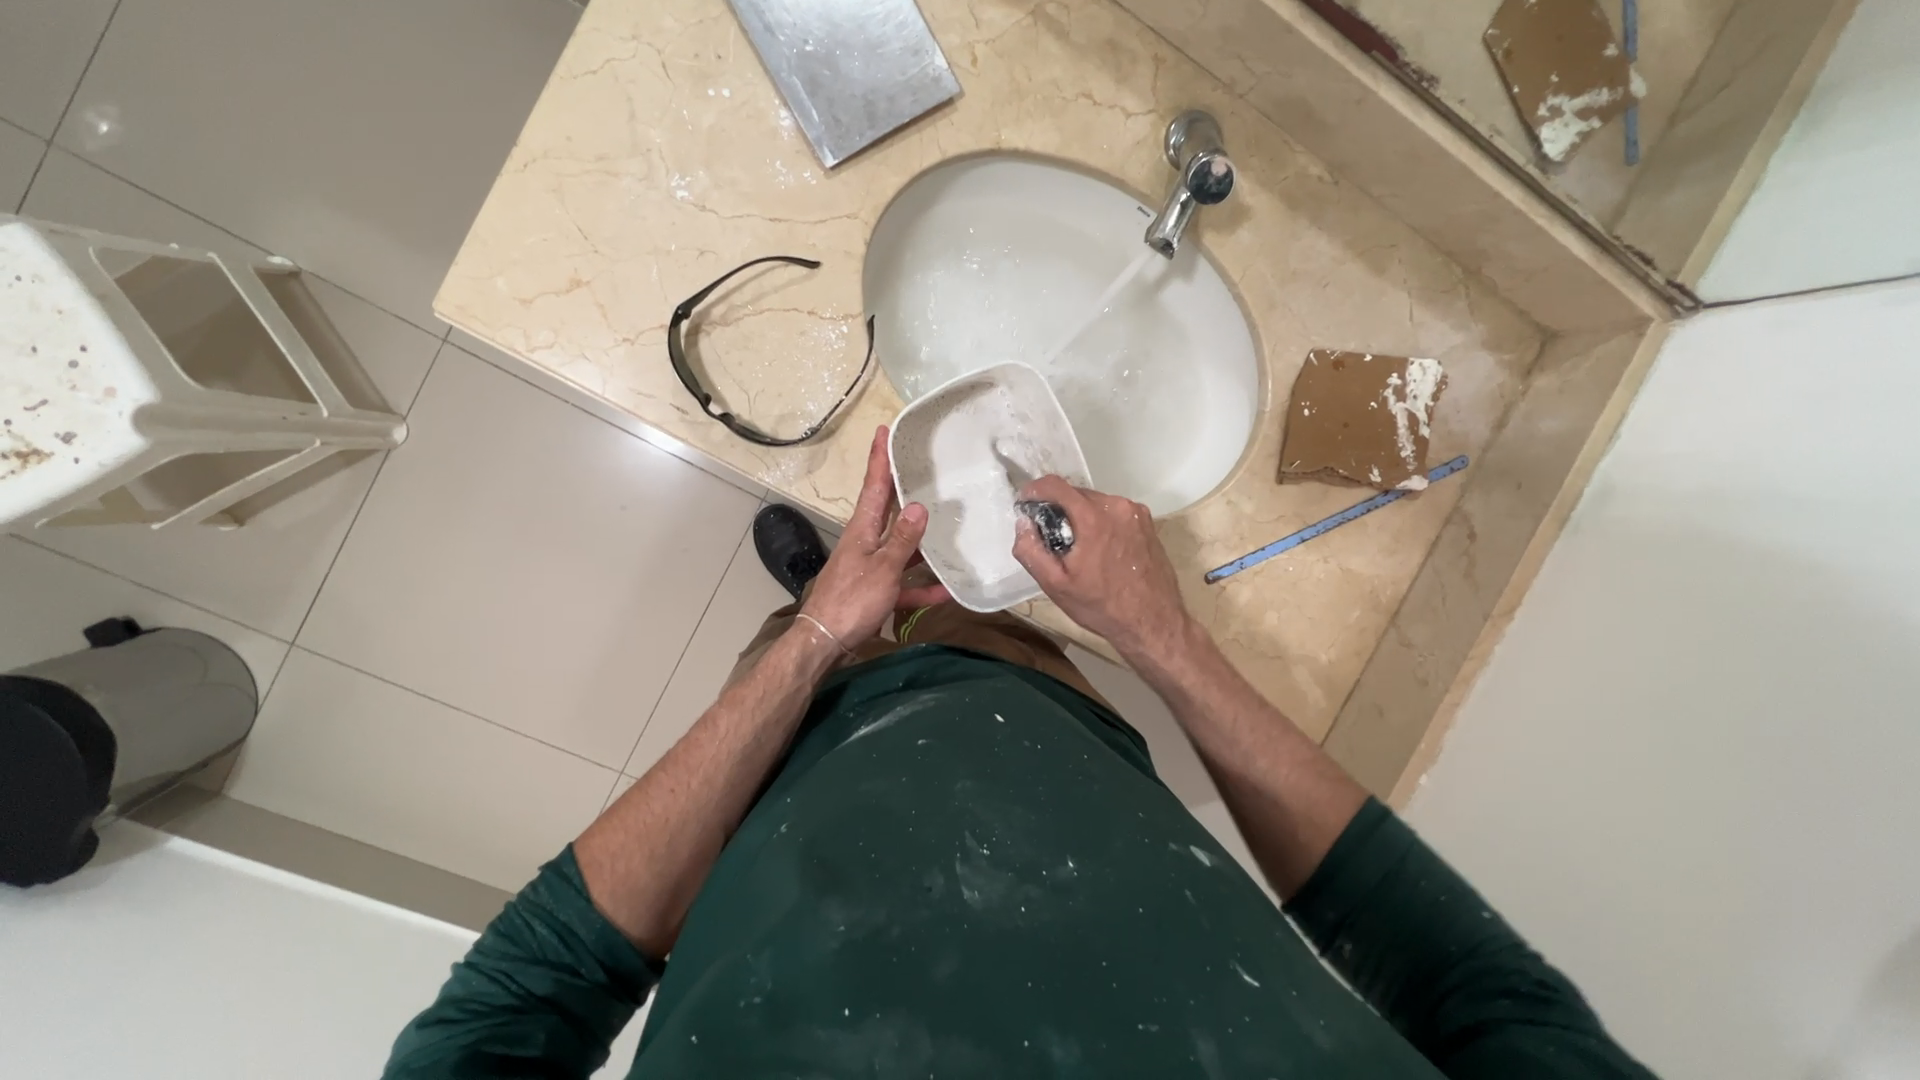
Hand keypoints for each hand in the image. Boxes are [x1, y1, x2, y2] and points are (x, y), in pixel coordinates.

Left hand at [800, 427, 950, 643]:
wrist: (825, 642)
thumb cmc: (851, 601)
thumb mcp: (882, 569)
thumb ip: (902, 540)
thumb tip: (917, 506)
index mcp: (862, 530)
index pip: (873, 486)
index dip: (879, 458)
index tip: (884, 430)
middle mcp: (865, 543)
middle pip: (888, 512)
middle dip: (903, 490)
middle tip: (922, 468)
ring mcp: (870, 568)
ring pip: (900, 549)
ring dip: (921, 543)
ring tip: (948, 528)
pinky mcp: (875, 593)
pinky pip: (903, 586)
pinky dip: (922, 588)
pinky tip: (946, 591)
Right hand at [1010, 476, 1190, 656]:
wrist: (1152, 623)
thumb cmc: (1101, 606)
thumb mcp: (1055, 585)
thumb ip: (1031, 550)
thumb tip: (1024, 523)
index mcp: (1094, 518)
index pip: (1055, 485)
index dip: (1034, 491)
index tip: (1026, 506)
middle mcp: (1117, 506)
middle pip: (1076, 494)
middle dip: (1060, 511)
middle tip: (1053, 540)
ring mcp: (1136, 513)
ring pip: (1095, 503)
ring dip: (1081, 518)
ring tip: (1080, 550)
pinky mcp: (1148, 523)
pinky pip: (1114, 513)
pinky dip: (1101, 523)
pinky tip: (1102, 552)